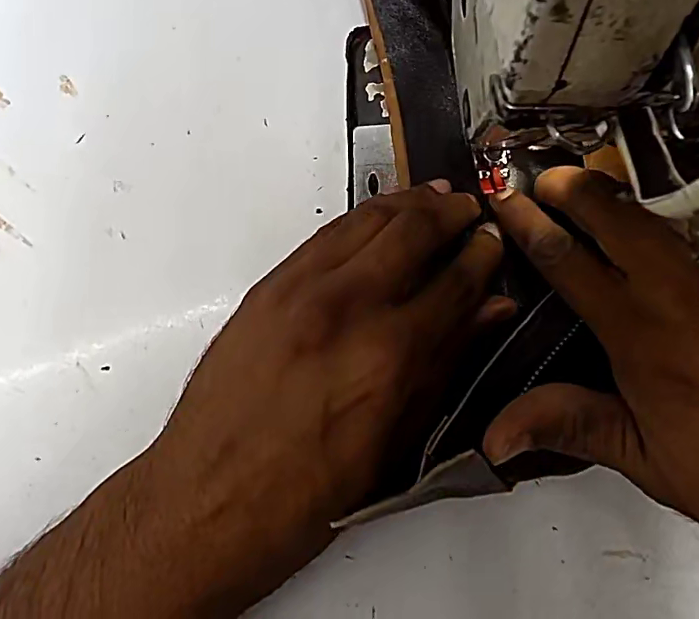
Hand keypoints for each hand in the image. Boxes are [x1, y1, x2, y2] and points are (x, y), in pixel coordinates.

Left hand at [0, 182, 510, 618]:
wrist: (202, 504)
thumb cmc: (301, 497)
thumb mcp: (395, 442)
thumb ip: (445, 362)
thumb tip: (489, 310)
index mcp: (388, 357)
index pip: (455, 282)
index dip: (483, 255)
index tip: (495, 240)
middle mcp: (347, 309)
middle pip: (414, 231)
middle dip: (453, 211)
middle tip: (472, 206)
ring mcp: (302, 289)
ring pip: (370, 218)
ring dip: (410, 200)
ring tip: (436, 194)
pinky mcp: (269, 285)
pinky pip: (327, 231)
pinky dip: (363, 213)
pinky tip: (383, 211)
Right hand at [482, 168, 698, 617]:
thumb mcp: (657, 465)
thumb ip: (572, 425)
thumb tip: (498, 430)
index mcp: (643, 336)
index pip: (565, 260)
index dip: (527, 221)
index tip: (505, 196)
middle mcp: (683, 286)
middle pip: (607, 210)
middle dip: (568, 184)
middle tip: (549, 176)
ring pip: (664, 201)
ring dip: (627, 191)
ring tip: (608, 190)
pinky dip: (698, 207)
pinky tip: (692, 218)